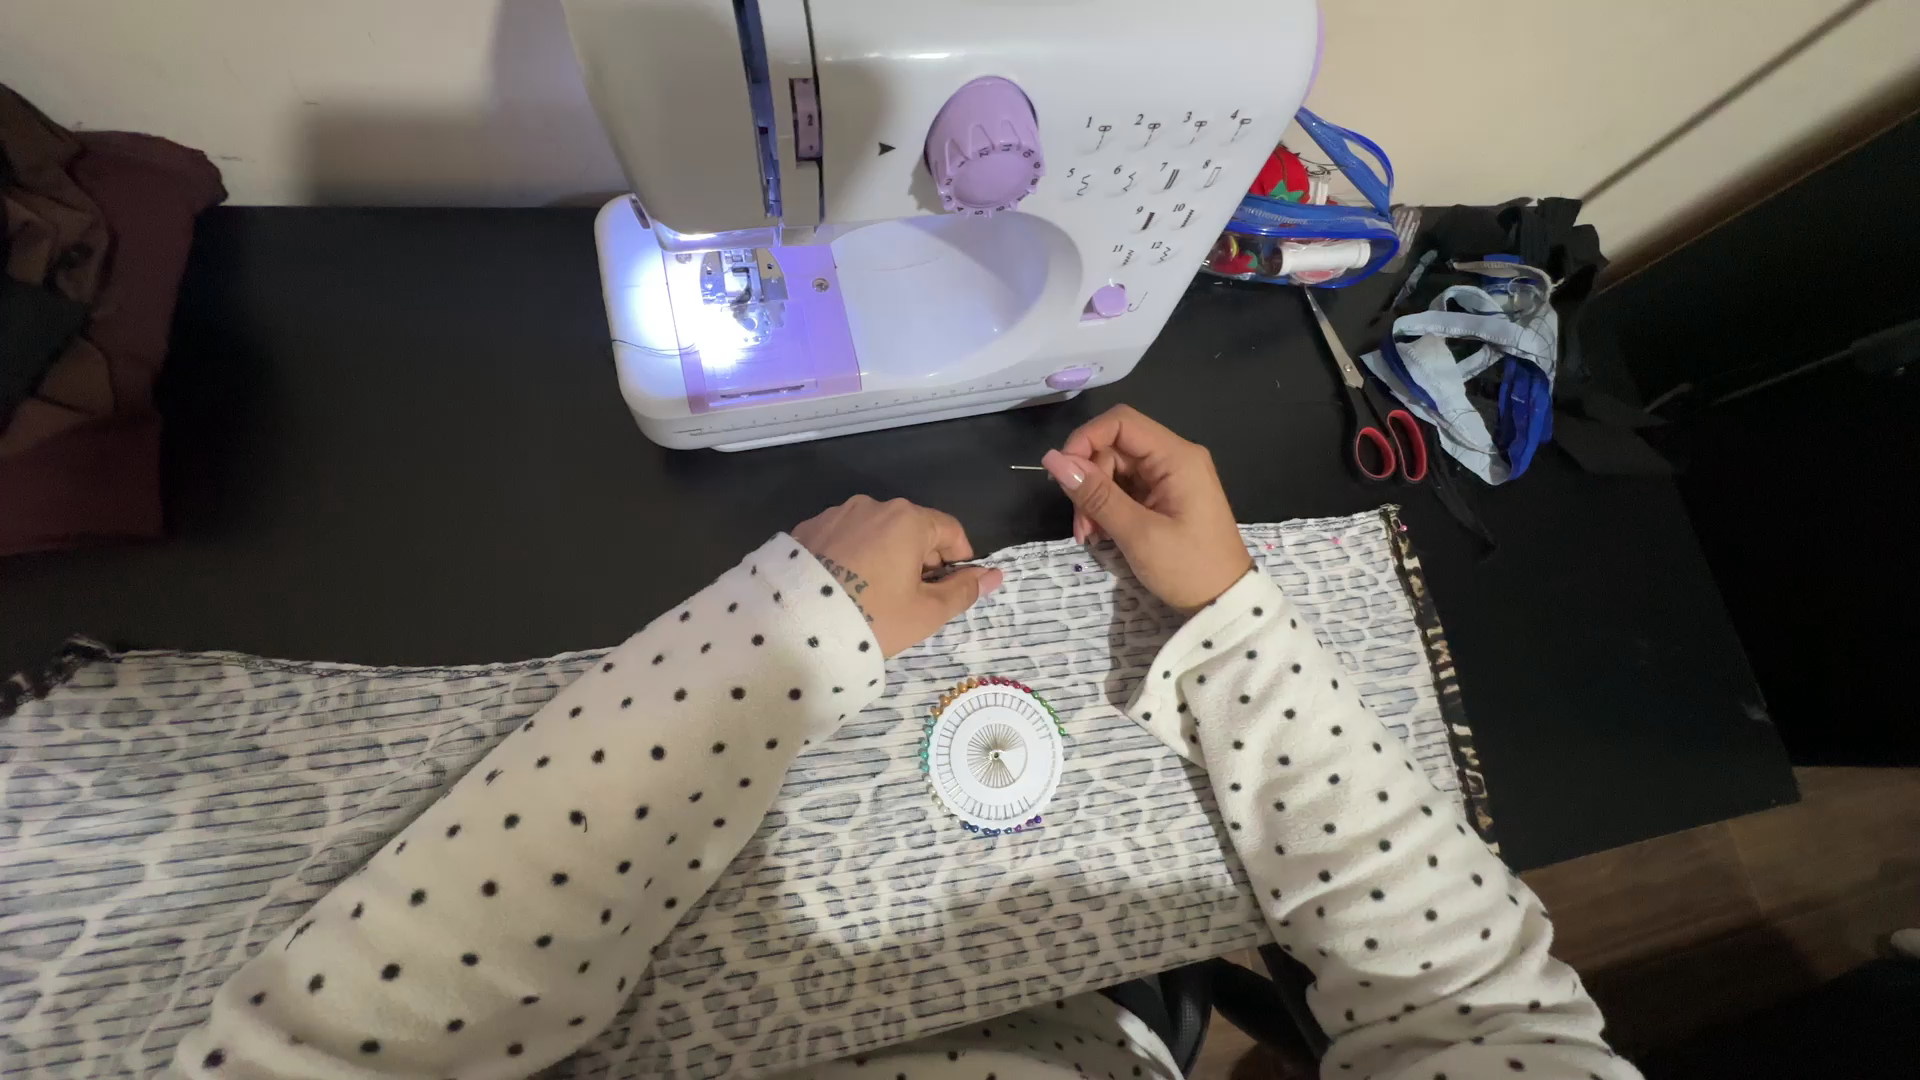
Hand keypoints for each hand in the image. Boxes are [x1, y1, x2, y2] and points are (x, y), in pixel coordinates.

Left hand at [793, 496, 1003, 656]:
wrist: (794, 628)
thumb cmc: (873, 618)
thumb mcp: (926, 612)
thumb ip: (964, 590)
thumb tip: (996, 575)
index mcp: (908, 520)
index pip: (950, 531)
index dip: (958, 560)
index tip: (949, 590)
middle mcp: (872, 506)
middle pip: (912, 530)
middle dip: (921, 560)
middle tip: (912, 599)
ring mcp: (836, 514)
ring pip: (877, 534)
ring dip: (886, 557)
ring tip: (875, 596)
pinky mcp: (807, 529)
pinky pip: (844, 539)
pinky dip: (853, 558)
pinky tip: (844, 588)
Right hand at [1042, 405, 1251, 612]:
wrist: (1225, 602)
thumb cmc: (1188, 568)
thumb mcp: (1137, 533)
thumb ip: (1095, 494)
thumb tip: (1052, 460)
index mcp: (1176, 457)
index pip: (1120, 422)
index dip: (1085, 440)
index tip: (1062, 475)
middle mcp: (1173, 458)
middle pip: (1113, 448)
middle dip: (1088, 481)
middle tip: (1082, 526)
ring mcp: (1168, 477)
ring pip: (1113, 470)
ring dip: (1093, 499)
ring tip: (1089, 535)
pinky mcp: (1162, 496)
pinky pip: (1124, 488)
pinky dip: (1106, 508)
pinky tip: (1101, 534)